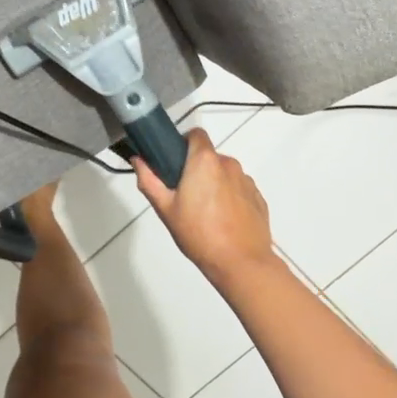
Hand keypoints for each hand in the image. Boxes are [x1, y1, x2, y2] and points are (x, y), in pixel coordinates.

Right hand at [134, 129, 276, 281]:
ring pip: (224, 174)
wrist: (241, 263)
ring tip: (204, 212)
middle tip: (183, 195)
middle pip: (209, 156)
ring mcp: (247, 181)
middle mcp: (228, 164)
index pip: (195, 134)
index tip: (173, 163)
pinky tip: (222, 221)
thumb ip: (149, 180)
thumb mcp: (165, 209)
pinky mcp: (258, 198)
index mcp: (204, 161)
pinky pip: (238, 189)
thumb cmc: (198, 233)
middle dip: (196, 169)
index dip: (182, 143)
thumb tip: (138, 159)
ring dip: (213, 184)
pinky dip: (229, 197)